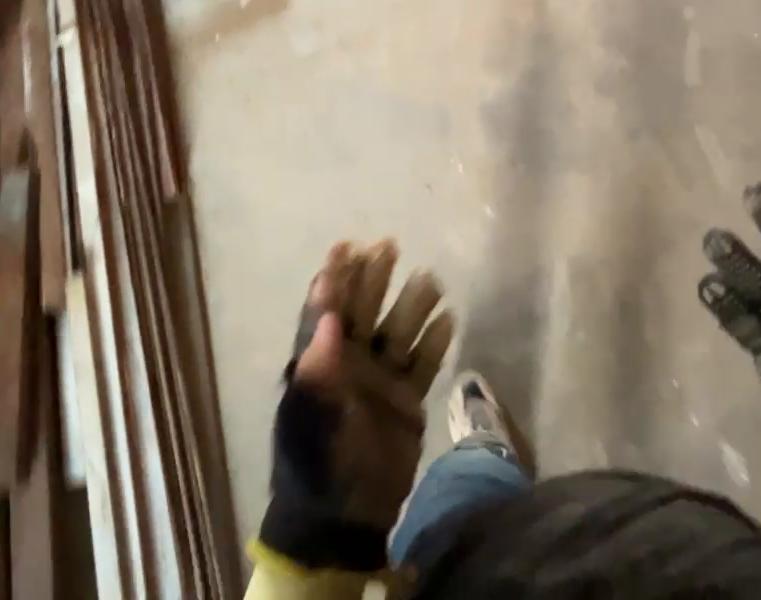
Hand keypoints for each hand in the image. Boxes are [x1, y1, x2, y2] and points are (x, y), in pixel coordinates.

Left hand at [258, 240, 455, 573]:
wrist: (346, 515)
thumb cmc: (317, 462)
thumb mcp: (310, 419)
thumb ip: (319, 369)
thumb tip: (328, 319)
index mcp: (321, 363)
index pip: (327, 311)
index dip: (334, 279)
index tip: (345, 246)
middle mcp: (351, 363)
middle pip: (364, 311)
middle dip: (374, 278)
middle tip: (389, 245)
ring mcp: (381, 381)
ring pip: (398, 332)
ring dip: (412, 305)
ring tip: (430, 278)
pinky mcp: (408, 401)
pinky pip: (423, 364)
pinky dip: (434, 342)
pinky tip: (449, 318)